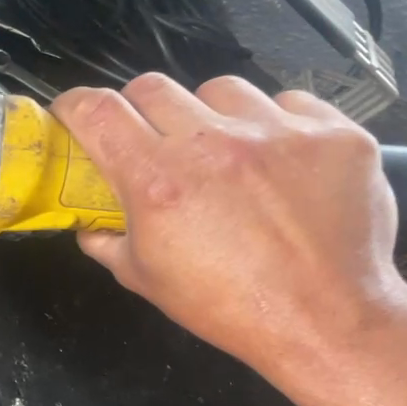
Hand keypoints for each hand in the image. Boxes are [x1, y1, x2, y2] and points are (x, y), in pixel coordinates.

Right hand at [52, 74, 406, 377]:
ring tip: (216, 146)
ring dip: (205, 112)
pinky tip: (272, 155)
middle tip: (143, 137)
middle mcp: (212, 144)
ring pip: (219, 89)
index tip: (71, 113)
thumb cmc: (220, 302)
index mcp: (155, 179)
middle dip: (135, 108)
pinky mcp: (334, 134)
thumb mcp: (138, 275)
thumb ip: (104, 238)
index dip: (74, 104)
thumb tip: (90, 222)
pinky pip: (288, 102)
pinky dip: (269, 122)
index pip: (97, 111)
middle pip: (152, 87)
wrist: (323, 318)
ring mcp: (278, 133)